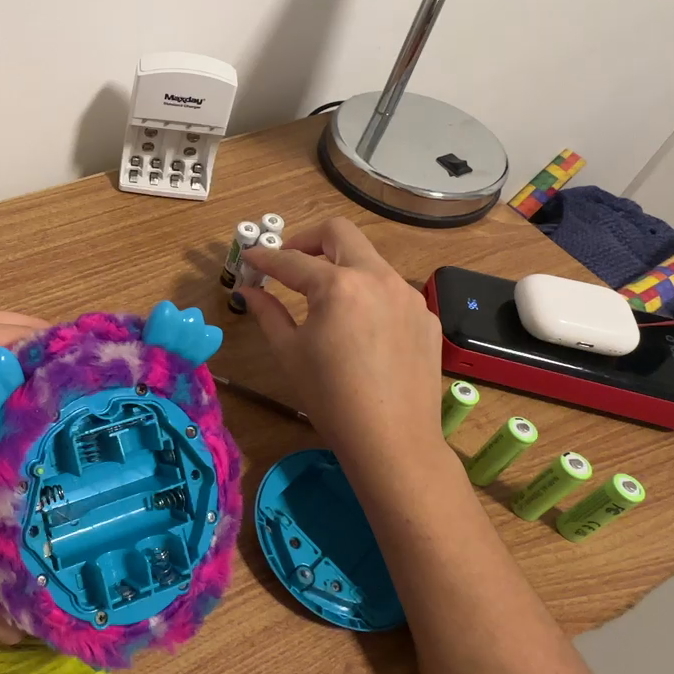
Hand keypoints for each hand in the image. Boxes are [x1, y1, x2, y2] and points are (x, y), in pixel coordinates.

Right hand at [239, 218, 443, 459]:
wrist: (393, 440)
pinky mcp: (425, 317)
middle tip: (288, 263)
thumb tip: (248, 291)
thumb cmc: (330, 397)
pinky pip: (391, 291)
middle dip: (307, 240)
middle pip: (339, 233)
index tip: (249, 257)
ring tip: (323, 299)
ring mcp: (408, 296)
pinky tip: (358, 329)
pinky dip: (366, 295)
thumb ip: (267, 312)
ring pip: (368, 260)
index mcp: (338, 286)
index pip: (292, 261)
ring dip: (340, 267)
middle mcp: (377, 278)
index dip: (265, 257)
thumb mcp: (289, 352)